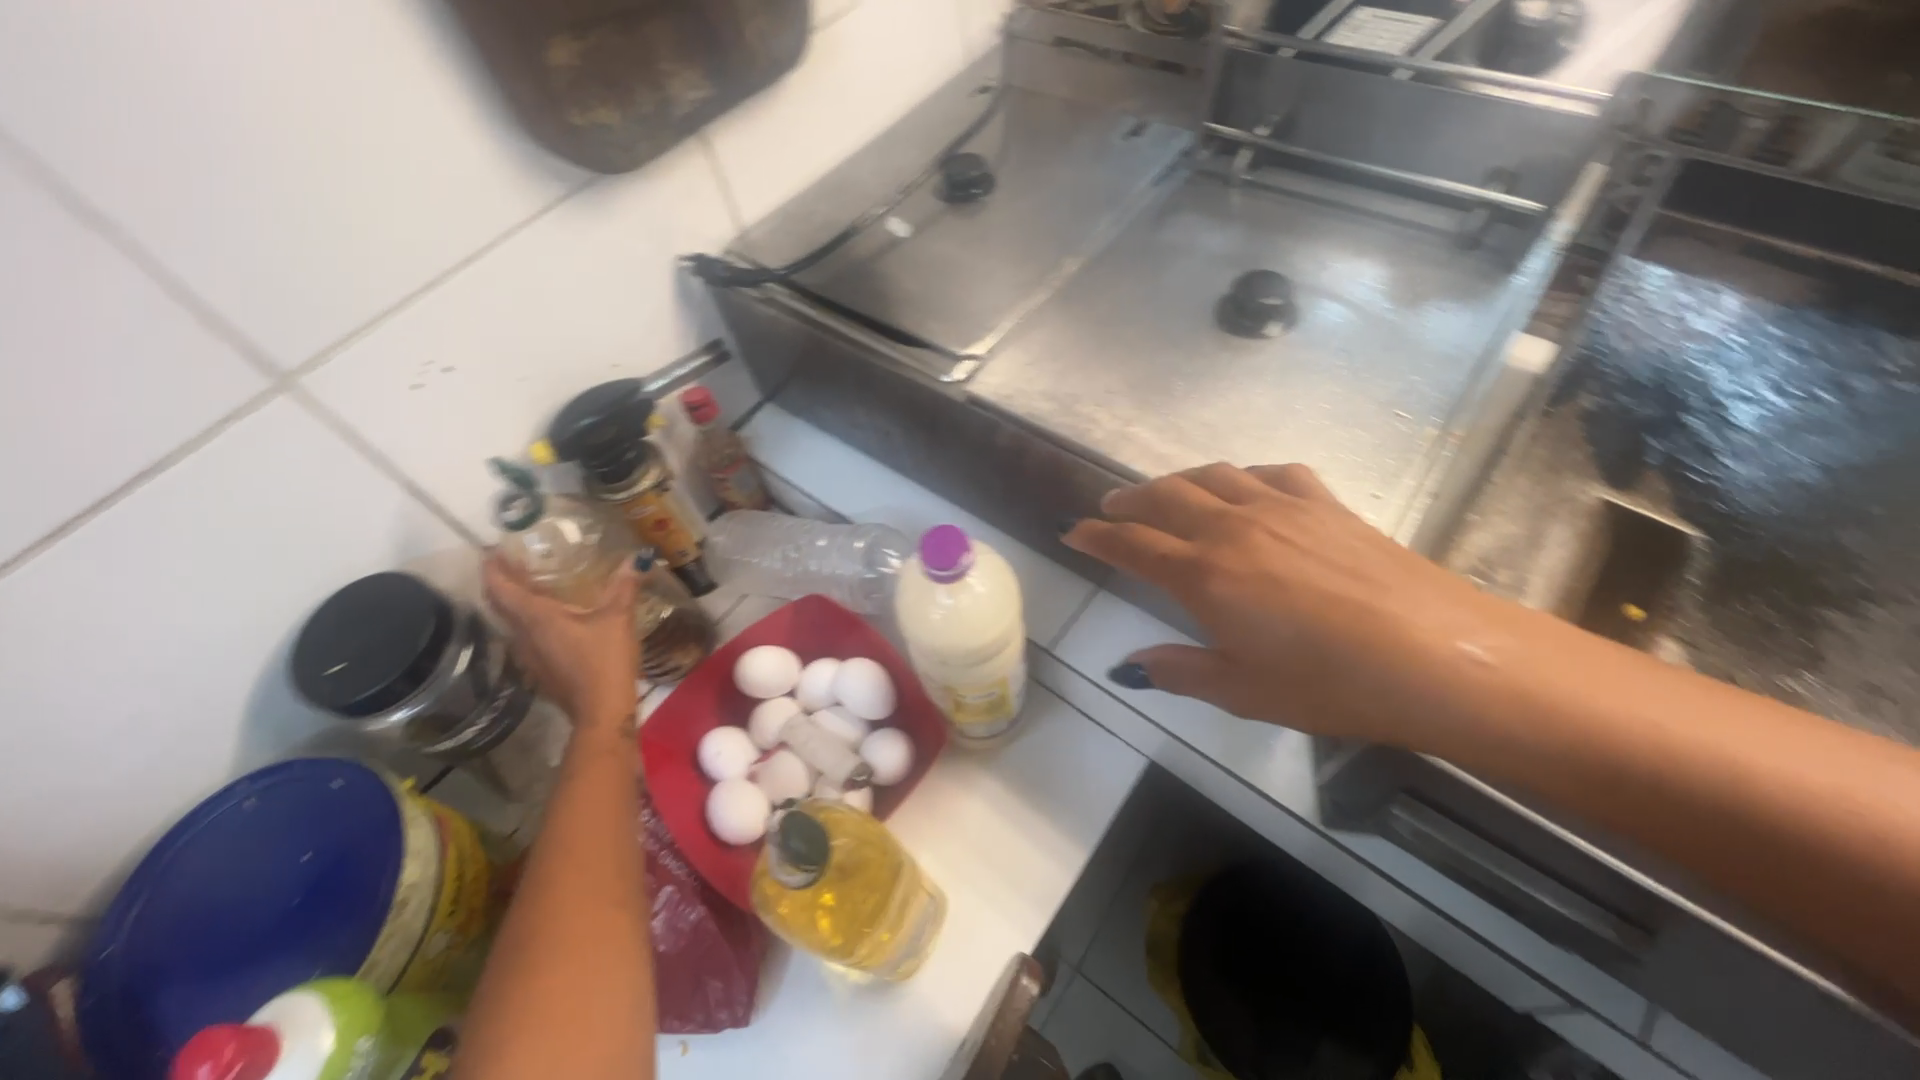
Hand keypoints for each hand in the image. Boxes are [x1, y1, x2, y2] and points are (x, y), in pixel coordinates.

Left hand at [483, 553, 639, 733]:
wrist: (602, 712)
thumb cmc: (605, 661)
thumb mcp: (618, 618)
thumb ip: (624, 586)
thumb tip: (637, 558)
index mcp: (536, 618)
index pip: (500, 588)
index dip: (493, 568)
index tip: (492, 551)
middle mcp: (523, 636)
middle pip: (500, 605)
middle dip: (502, 583)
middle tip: (513, 564)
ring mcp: (529, 657)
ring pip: (512, 624)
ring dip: (516, 605)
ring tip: (533, 588)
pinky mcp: (540, 672)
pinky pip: (525, 639)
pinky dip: (529, 623)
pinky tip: (552, 622)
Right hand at [1062, 463, 1518, 742]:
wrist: (1436, 655)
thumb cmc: (1330, 684)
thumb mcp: (1243, 691)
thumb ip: (1180, 671)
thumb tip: (1130, 665)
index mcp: (1204, 576)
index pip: (1133, 545)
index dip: (1098, 538)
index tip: (1075, 534)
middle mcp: (1233, 528)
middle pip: (1165, 496)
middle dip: (1129, 500)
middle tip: (1110, 508)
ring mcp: (1282, 508)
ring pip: (1213, 476)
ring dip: (1177, 481)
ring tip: (1165, 493)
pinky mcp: (1326, 503)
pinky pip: (1270, 473)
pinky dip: (1243, 476)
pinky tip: (1245, 488)